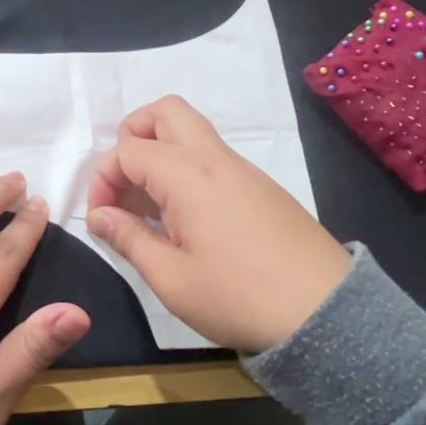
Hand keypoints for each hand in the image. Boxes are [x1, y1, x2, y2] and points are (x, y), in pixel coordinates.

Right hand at [86, 95, 350, 352]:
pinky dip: (186, 169)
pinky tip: (184, 218)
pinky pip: (212, 157)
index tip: (101, 219)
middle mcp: (214, 158)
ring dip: (160, 152)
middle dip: (132, 135)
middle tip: (125, 182)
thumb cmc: (238, 297)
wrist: (325, 313)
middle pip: (165, 112)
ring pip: (191, 132)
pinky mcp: (261, 187)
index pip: (127, 150)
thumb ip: (129, 239)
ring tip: (150, 206)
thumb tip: (100, 216)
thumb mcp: (171, 278)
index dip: (102, 180)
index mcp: (187, 174)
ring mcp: (242, 169)